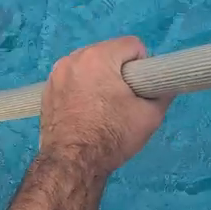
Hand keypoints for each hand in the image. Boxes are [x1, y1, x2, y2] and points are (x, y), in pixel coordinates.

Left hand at [38, 37, 171, 174]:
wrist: (72, 163)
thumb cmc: (112, 136)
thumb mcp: (150, 115)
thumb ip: (163, 92)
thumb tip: (164, 85)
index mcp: (97, 57)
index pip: (132, 45)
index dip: (142, 67)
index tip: (139, 90)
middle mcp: (72, 59)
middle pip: (107, 54)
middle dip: (118, 72)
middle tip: (122, 101)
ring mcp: (55, 76)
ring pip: (88, 68)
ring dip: (99, 80)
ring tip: (103, 109)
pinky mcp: (46, 92)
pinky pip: (72, 81)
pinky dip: (81, 91)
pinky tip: (85, 113)